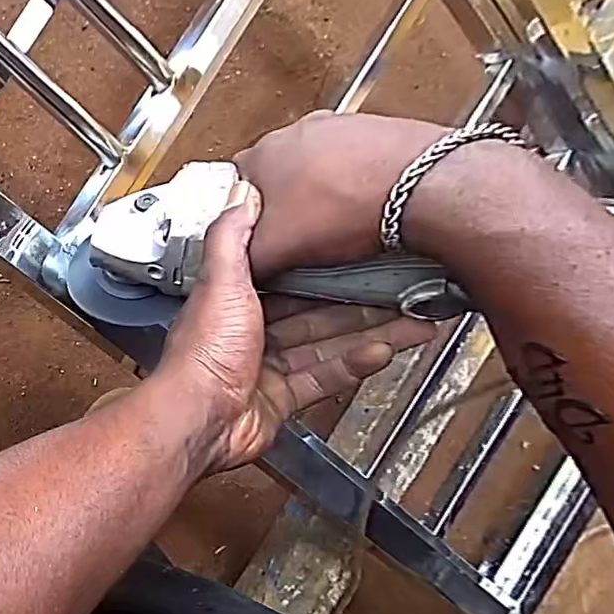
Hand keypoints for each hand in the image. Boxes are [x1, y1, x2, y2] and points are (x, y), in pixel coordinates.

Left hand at [144, 180, 437, 473]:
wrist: (198, 416)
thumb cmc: (202, 355)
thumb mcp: (220, 284)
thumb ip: (231, 240)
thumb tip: (239, 197)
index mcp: (229, 304)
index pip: (283, 280)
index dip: (322, 270)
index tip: (361, 257)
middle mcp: (244, 334)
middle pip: (312, 314)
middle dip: (359, 303)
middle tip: (405, 290)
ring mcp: (262, 368)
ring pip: (324, 344)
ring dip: (369, 332)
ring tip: (416, 320)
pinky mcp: (277, 398)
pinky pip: (322, 377)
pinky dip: (353, 365)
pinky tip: (384, 352)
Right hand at [232, 111, 447, 274]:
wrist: (429, 189)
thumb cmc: (353, 210)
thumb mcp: (273, 253)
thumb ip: (239, 259)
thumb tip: (235, 267)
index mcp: (260, 153)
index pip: (233, 189)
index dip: (243, 218)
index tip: (261, 234)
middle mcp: (297, 131)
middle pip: (275, 177)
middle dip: (284, 204)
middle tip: (299, 233)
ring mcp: (340, 126)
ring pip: (315, 169)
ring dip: (321, 193)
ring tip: (335, 223)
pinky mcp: (379, 129)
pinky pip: (354, 163)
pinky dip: (356, 185)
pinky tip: (364, 209)